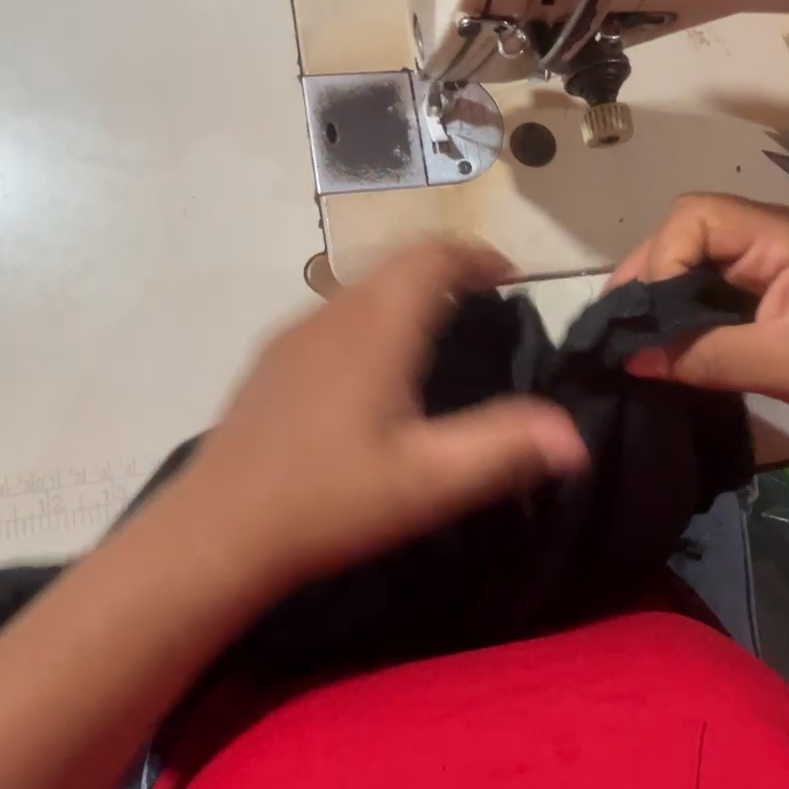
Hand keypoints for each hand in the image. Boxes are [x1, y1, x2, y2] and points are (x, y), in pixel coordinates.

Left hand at [160, 241, 589, 584]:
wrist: (215, 533)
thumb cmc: (326, 502)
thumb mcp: (425, 482)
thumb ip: (502, 450)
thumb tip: (574, 435)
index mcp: (373, 329)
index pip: (430, 257)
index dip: (476, 255)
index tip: (510, 277)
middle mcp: (330, 314)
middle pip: (396, 262)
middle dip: (447, 269)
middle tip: (486, 303)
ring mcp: (292, 335)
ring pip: (362, 287)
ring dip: (408, 292)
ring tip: (441, 331)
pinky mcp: (271, 361)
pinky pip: (335, 314)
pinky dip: (374, 317)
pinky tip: (376, 372)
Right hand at [609, 194, 788, 426]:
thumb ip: (710, 357)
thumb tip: (633, 357)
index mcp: (784, 237)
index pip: (700, 217)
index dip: (664, 255)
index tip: (650, 312)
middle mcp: (764, 239)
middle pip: (684, 233)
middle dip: (648, 274)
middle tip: (620, 325)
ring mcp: (757, 265)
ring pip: (685, 260)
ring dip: (655, 293)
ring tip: (630, 333)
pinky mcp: (751, 293)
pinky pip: (697, 287)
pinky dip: (671, 310)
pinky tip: (656, 337)